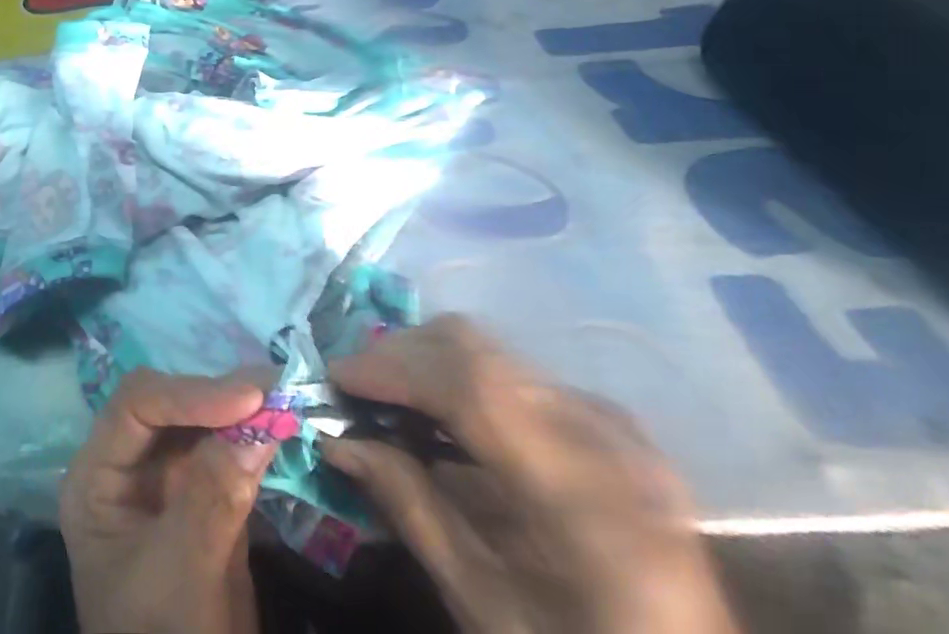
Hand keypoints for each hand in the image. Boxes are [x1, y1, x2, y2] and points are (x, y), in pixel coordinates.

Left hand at [60, 370, 277, 633]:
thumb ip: (213, 498)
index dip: (189, 394)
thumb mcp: (181, 574)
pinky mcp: (198, 496)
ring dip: (241, 410)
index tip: (248, 398)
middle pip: (167, 407)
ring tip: (287, 401)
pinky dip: (252, 439)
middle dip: (219, 396)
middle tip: (278, 390)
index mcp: (96, 477)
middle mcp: (125, 466)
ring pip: (198, 423)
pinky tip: (281, 431)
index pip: (134, 407)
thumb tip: (258, 426)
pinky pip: (223, 453)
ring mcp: (162, 480)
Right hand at [319, 316, 738, 633]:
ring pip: (490, 349)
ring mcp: (612, 425)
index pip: (472, 388)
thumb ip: (408, 508)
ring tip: (386, 397)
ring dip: (425, 359)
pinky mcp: (609, 423)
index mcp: (580, 497)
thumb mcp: (482, 600)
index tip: (335, 377)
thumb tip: (336, 441)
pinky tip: (438, 415)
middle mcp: (603, 439)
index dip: (392, 368)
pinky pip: (512, 372)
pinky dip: (458, 376)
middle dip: (399, 353)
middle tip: (354, 387)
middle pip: (476, 348)